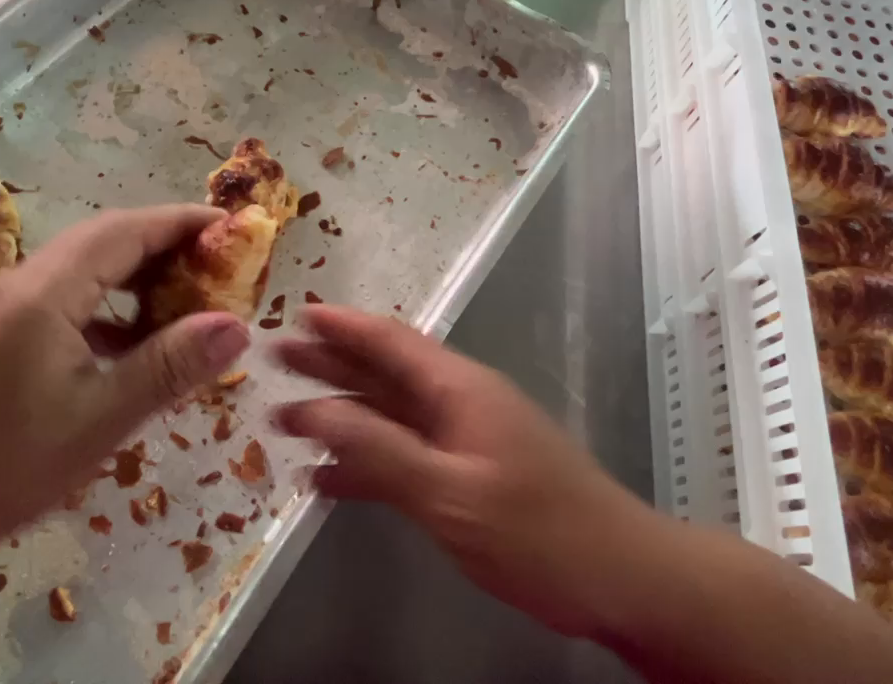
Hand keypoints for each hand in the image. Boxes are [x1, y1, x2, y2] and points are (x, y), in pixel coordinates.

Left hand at [0, 204, 250, 549]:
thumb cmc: (7, 467)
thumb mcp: (102, 418)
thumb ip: (171, 365)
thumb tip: (239, 326)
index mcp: (43, 293)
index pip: (125, 230)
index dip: (182, 222)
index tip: (234, 227)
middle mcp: (20, 282)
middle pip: (105, 238)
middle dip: (166, 242)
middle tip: (221, 262)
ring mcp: (3, 304)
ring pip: (84, 265)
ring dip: (137, 272)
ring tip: (187, 297)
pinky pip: (65, 295)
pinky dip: (109, 303)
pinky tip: (133, 339)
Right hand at [273, 306, 660, 638]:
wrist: (617, 577)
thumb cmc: (537, 530)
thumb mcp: (450, 493)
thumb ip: (381, 451)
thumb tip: (316, 409)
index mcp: (459, 389)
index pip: (391, 342)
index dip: (343, 326)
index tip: (297, 315)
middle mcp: (459, 403)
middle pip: (384, 373)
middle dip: (330, 363)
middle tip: (275, 357)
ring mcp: (465, 440)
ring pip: (391, 416)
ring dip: (341, 414)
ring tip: (284, 416)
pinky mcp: (468, 477)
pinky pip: (405, 457)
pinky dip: (366, 462)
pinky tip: (328, 479)